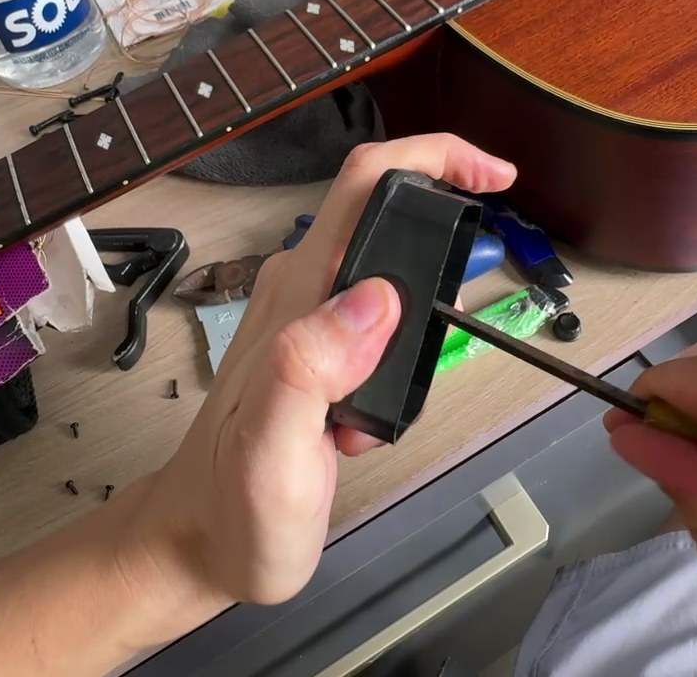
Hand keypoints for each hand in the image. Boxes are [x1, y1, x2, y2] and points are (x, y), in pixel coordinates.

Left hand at [133, 136, 515, 612]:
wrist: (204, 537)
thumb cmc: (235, 505)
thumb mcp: (271, 449)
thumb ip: (311, 365)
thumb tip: (377, 297)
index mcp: (297, 293)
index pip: (363, 185)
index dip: (431, 160)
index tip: (492, 176)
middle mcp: (302, 289)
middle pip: (381, 210)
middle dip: (439, 226)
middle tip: (468, 280)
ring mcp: (309, 314)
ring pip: (388, 264)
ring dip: (423, 307)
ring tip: (407, 381)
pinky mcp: (319, 344)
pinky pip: (379, 313)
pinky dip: (405, 346)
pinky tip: (379, 407)